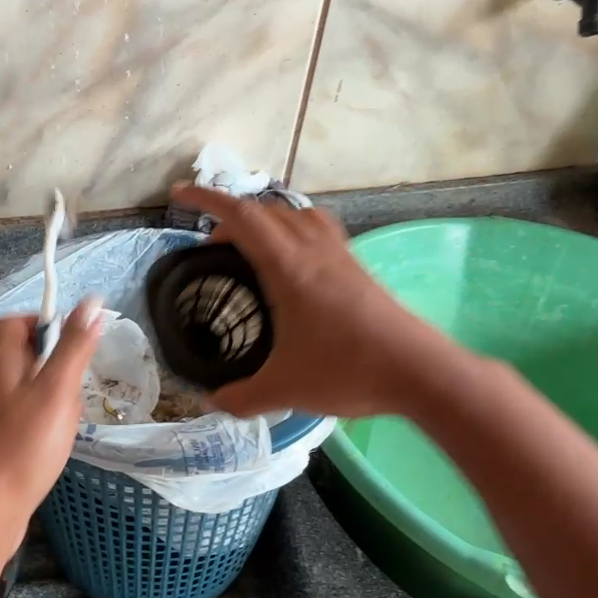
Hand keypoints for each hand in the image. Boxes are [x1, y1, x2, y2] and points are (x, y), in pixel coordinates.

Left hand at [0, 299, 104, 556]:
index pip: (13, 322)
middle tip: (73, 391)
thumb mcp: (57, 391)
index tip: (72, 342)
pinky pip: (21, 418)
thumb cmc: (23, 446)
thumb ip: (74, 346)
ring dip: (53, 400)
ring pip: (26, 389)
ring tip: (65, 424)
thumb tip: (92, 302)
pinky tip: (53, 446)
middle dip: (56, 367)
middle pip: (22, 355)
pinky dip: (42, 425)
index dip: (43, 322)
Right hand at [171, 184, 477, 419]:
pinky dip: (292, 229)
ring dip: (264, 218)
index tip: (177, 195)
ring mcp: (340, 256)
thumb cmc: (348, 370)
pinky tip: (291, 261)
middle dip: (229, 214)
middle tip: (208, 244)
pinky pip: (317, 228)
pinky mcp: (356, 268)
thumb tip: (210, 402)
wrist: (419, 371)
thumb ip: (241, 396)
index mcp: (289, 267)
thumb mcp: (284, 388)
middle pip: (265, 210)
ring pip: (295, 214)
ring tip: (247, 245)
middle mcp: (313, 250)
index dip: (206, 200)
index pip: (241, 217)